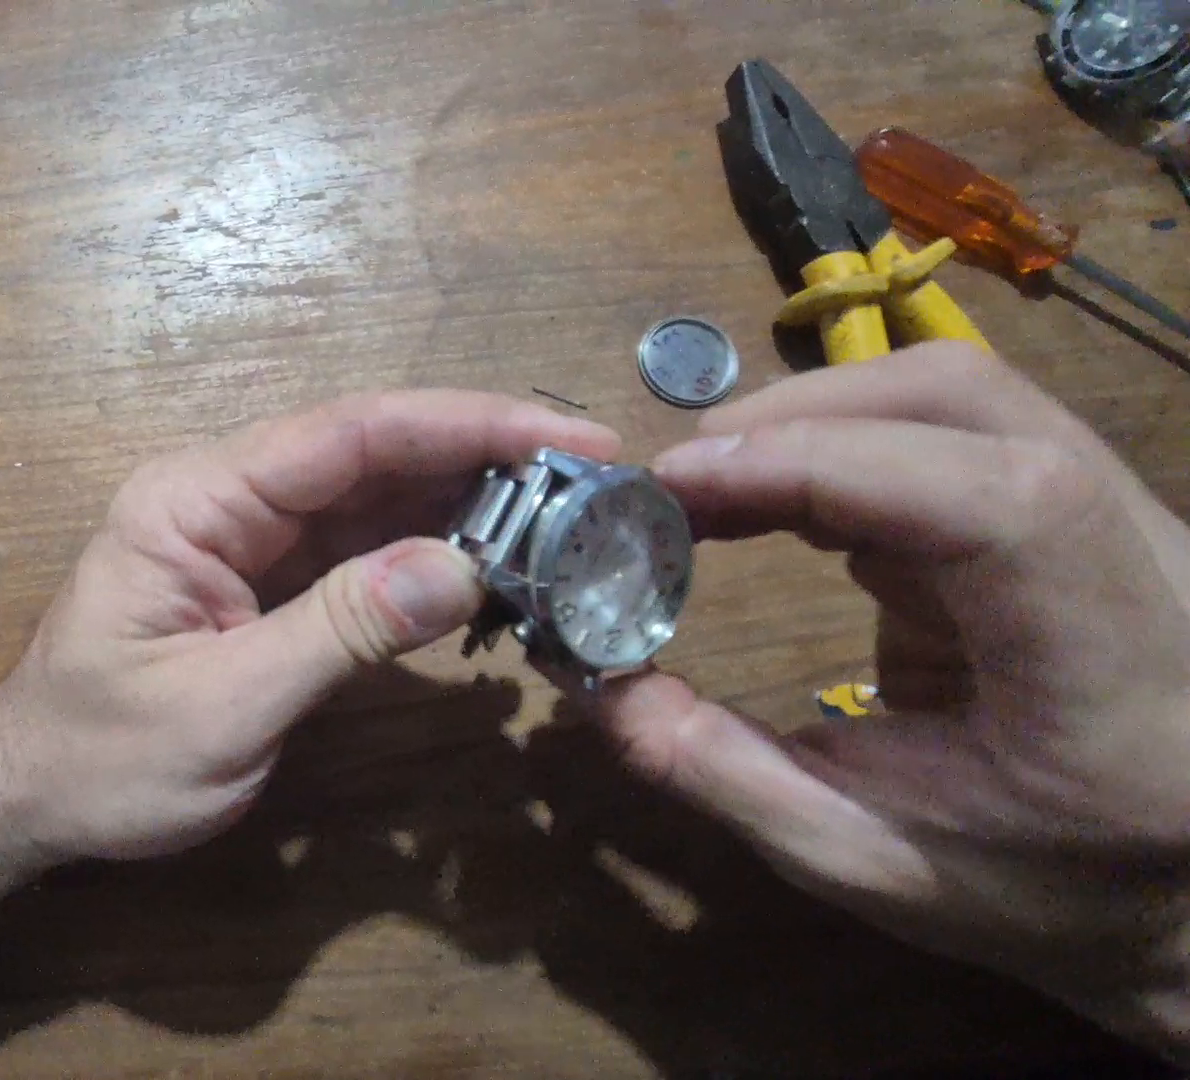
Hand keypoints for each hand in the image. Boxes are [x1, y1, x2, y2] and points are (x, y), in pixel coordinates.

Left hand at [0, 390, 618, 862]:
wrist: (32, 794)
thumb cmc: (101, 759)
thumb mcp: (221, 706)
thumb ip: (338, 631)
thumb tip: (461, 569)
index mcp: (193, 501)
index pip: (343, 436)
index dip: (461, 424)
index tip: (565, 433)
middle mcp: (222, 497)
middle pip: (366, 453)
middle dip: (478, 457)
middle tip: (589, 477)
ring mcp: (245, 536)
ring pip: (371, 497)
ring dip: (464, 503)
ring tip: (563, 518)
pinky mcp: (264, 579)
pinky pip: (357, 549)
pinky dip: (426, 553)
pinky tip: (492, 564)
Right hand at [588, 344, 1189, 1059]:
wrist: (1166, 882)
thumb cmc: (1015, 885)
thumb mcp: (841, 853)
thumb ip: (702, 760)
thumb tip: (577, 667)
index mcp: (1119, 676)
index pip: (998, 505)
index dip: (823, 466)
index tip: (677, 487)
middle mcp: (1147, 562)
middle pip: (967, 405)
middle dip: (790, 419)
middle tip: (670, 483)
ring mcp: (1106, 517)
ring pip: (946, 394)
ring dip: (794, 420)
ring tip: (696, 487)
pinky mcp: (1043, 507)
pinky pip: (922, 429)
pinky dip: (810, 443)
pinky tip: (748, 498)